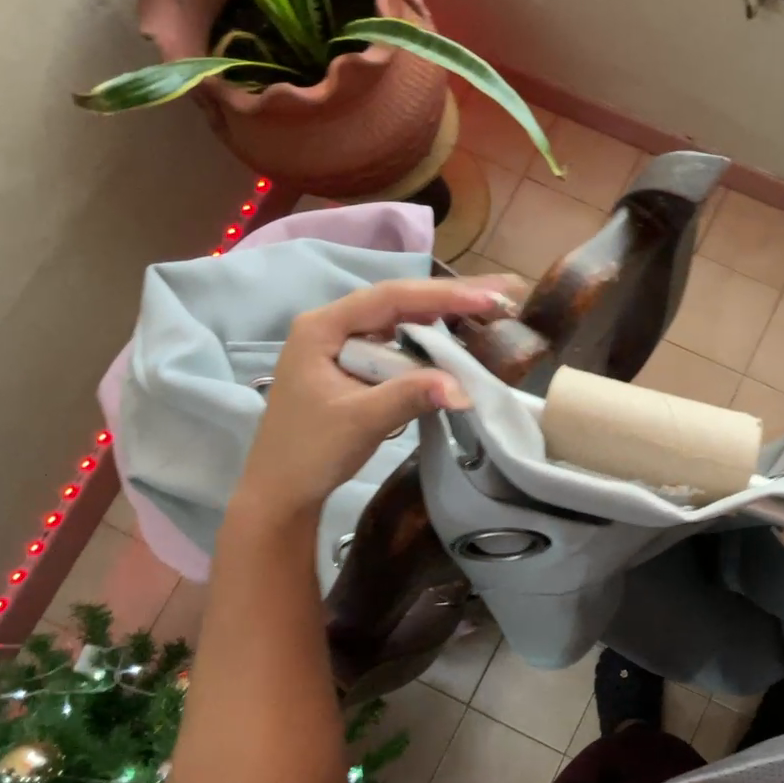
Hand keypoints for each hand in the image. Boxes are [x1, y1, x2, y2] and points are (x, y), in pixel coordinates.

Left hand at [232, 276, 524, 522]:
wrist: (281, 490)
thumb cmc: (309, 451)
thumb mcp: (361, 420)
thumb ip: (410, 396)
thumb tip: (466, 389)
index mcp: (323, 326)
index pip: (391, 299)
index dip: (443, 296)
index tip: (488, 298)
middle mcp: (334, 326)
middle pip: (399, 303)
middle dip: (451, 299)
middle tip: (503, 292)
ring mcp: (344, 347)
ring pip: (401, 324)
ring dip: (445, 319)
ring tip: (490, 311)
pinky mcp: (355, 368)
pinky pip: (398, 348)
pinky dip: (430, 346)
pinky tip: (459, 343)